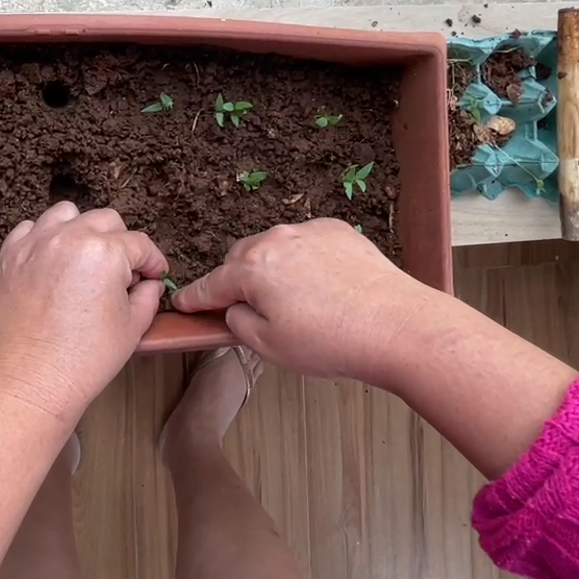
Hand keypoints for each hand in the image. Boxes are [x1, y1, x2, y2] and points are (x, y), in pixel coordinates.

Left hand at [0, 202, 169, 423]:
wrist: (30, 383)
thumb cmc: (83, 360)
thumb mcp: (132, 327)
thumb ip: (147, 296)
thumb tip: (149, 282)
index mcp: (105, 252)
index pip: (140, 244)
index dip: (153, 261)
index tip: (155, 274)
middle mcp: (70, 238)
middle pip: (107, 220)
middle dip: (121, 242)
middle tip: (122, 271)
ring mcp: (37, 244)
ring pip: (67, 213)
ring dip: (82, 229)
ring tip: (86, 257)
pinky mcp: (11, 256)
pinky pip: (31, 229)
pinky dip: (45, 237)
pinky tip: (53, 259)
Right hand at [171, 218, 444, 386]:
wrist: (396, 324)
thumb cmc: (331, 341)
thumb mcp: (270, 347)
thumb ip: (239, 323)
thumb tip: (236, 309)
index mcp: (252, 269)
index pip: (212, 284)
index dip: (194, 296)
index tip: (182, 301)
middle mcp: (275, 240)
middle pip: (241, 258)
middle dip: (239, 281)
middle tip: (252, 309)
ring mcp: (308, 231)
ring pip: (275, 248)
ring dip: (274, 269)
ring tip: (298, 302)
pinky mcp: (337, 230)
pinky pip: (307, 242)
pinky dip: (305, 260)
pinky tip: (324, 287)